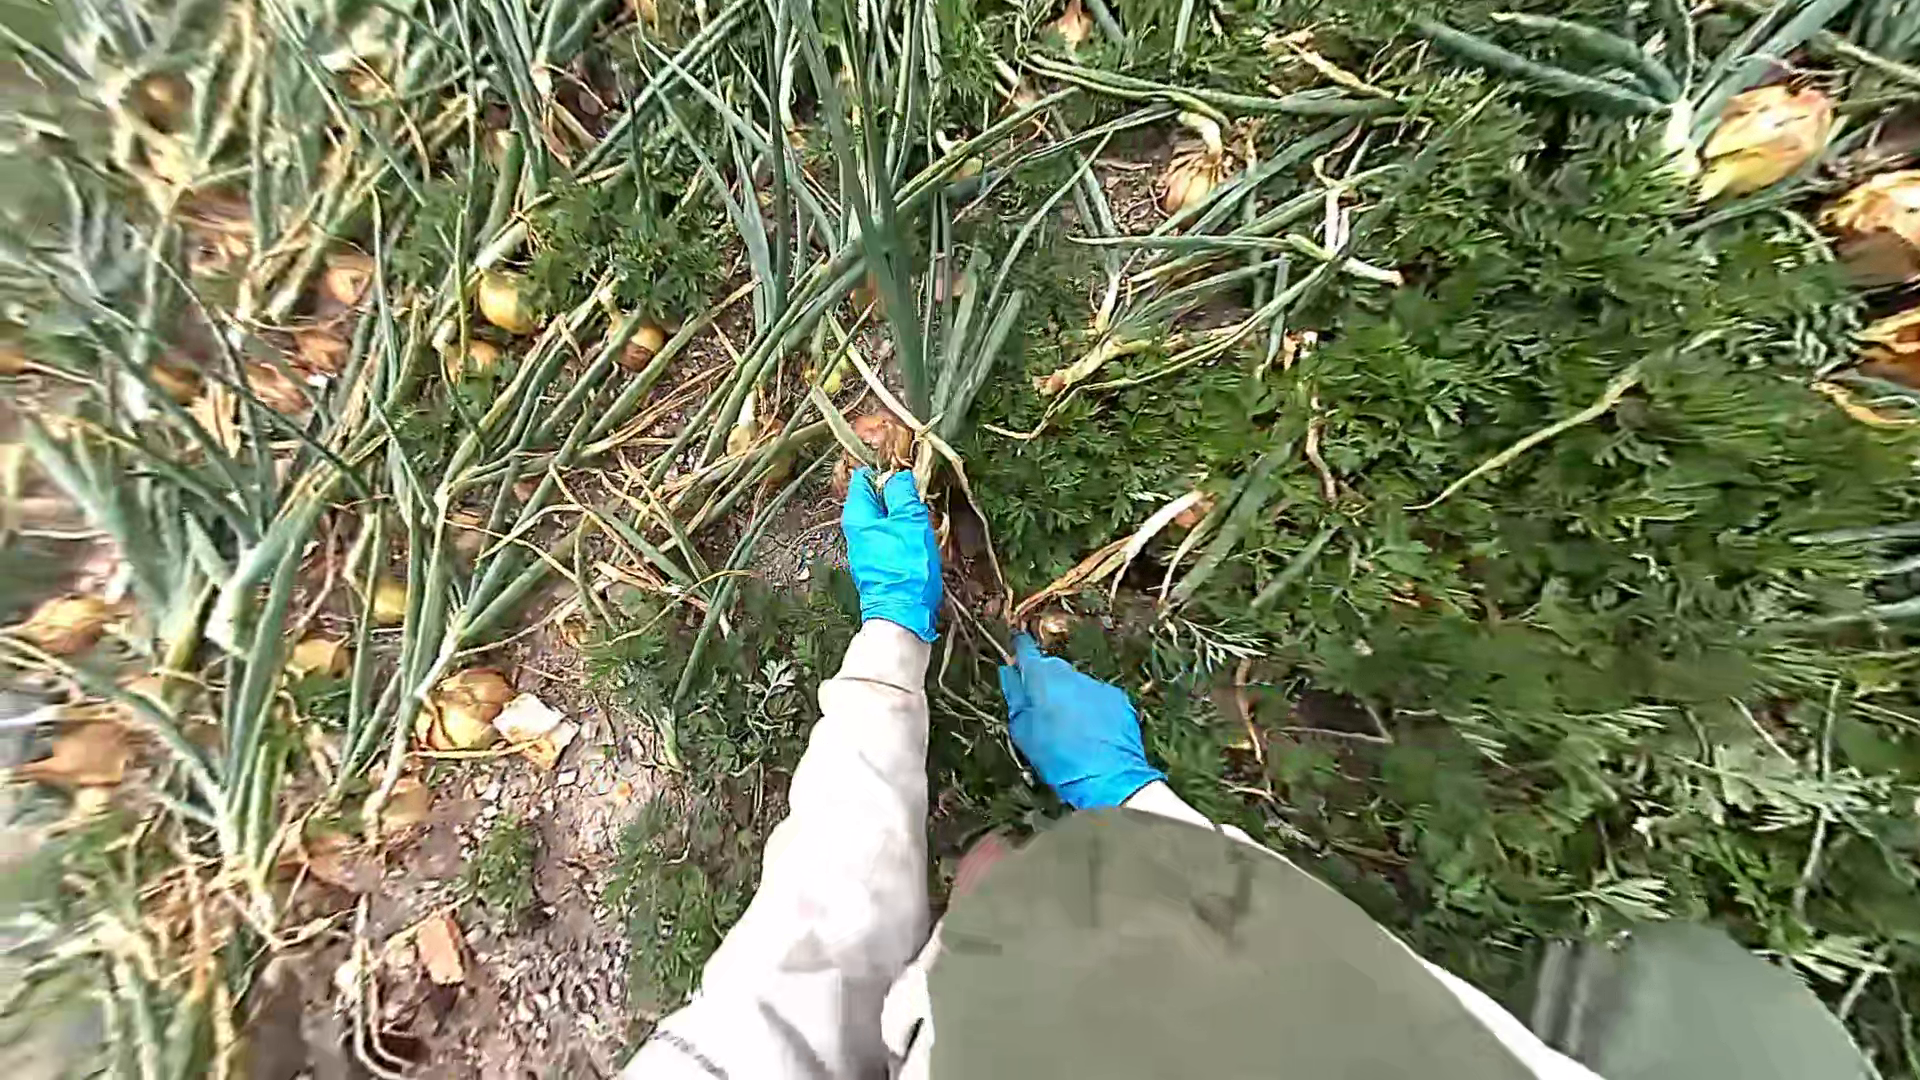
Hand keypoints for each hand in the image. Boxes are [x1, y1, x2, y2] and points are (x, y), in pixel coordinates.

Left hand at [841, 468, 942, 641]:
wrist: (903, 616)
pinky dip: (908, 538)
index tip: (910, 480)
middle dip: (901, 498)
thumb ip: (902, 493)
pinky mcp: (880, 566)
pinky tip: (922, 548)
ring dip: (908, 520)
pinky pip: (894, 541)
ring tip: (925, 529)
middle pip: (878, 499)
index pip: (865, 478)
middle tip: (921, 506)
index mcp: (857, 516)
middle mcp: (857, 531)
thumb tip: (898, 476)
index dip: (888, 474)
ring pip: (889, 521)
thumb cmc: (906, 567)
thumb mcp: (909, 521)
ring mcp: (867, 550)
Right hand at [998, 633, 1163, 808]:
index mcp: (1041, 678)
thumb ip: (1014, 696)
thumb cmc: (1058, 757)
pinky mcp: (1117, 697)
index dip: (1019, 649)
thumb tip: (1009, 673)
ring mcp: (1096, 684)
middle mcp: (1069, 673)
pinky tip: (1091, 732)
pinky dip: (1092, 707)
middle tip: (1042, 710)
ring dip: (1070, 696)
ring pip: (1076, 683)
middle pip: (1051, 668)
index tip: (1017, 649)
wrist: (1108, 778)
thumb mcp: (1023, 731)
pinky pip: (1098, 696)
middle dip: (1046, 682)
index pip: (1025, 650)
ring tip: (1069, 728)